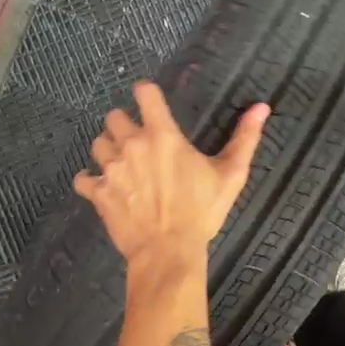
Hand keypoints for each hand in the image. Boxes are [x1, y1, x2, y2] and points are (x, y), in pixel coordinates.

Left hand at [75, 81, 269, 270]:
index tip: (149, 99)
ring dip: (108, 148)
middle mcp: (132, 145)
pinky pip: (83, 178)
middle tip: (137, 139)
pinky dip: (89, 180)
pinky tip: (101, 185)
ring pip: (98, 143)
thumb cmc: (201, 212)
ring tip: (121, 161)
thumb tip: (262, 107)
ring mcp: (111, 169)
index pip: (144, 94)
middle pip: (114, 116)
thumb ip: (244, 138)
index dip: (145, 92)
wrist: (168, 253)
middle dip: (124, 123)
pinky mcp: (98, 193)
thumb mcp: (230, 174)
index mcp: (162, 135)